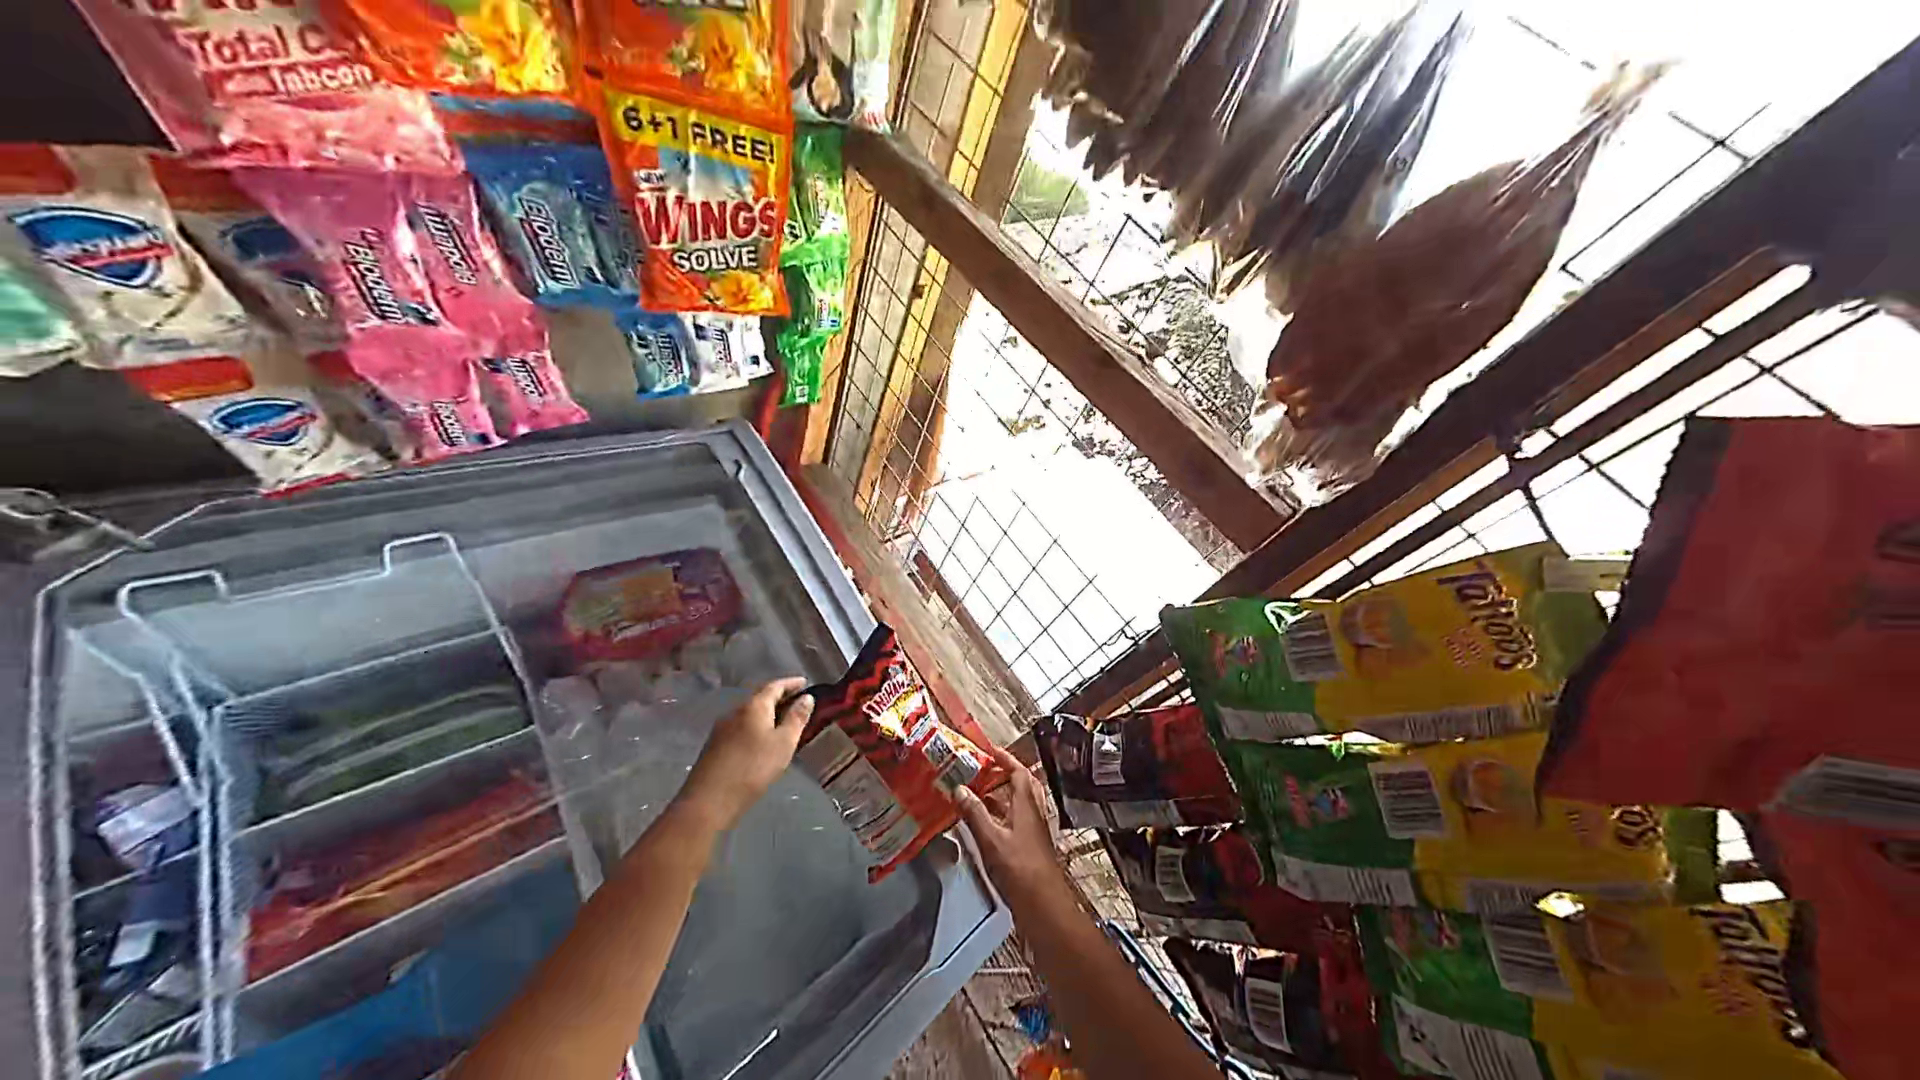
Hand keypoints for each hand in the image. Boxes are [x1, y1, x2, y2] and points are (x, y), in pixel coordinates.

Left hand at [677, 677, 814, 830]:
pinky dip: (755, 725)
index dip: (791, 683)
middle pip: (760, 697)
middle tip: (796, 701)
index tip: (805, 682)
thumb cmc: (753, 768)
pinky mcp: (714, 745)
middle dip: (778, 696)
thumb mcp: (784, 743)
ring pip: (749, 713)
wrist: (709, 800)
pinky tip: (760, 739)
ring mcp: (722, 728)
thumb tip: (807, 697)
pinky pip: (740, 726)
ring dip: (766, 712)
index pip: (775, 686)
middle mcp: (735, 711)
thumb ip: (796, 718)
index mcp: (754, 706)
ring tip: (782, 720)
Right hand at [955, 746, 1068, 908]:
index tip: (988, 750)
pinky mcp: (1029, 847)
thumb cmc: (1019, 869)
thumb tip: (959, 789)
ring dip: (1001, 794)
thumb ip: (974, 813)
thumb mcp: (991, 839)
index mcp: (1026, 805)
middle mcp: (1033, 813)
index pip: (1019, 771)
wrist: (1042, 905)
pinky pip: (1016, 820)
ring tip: (978, 792)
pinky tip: (985, 823)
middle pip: (1023, 784)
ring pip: (1019, 803)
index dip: (1005, 759)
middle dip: (1004, 773)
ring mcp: (1033, 831)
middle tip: (983, 770)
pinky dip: (1001, 814)